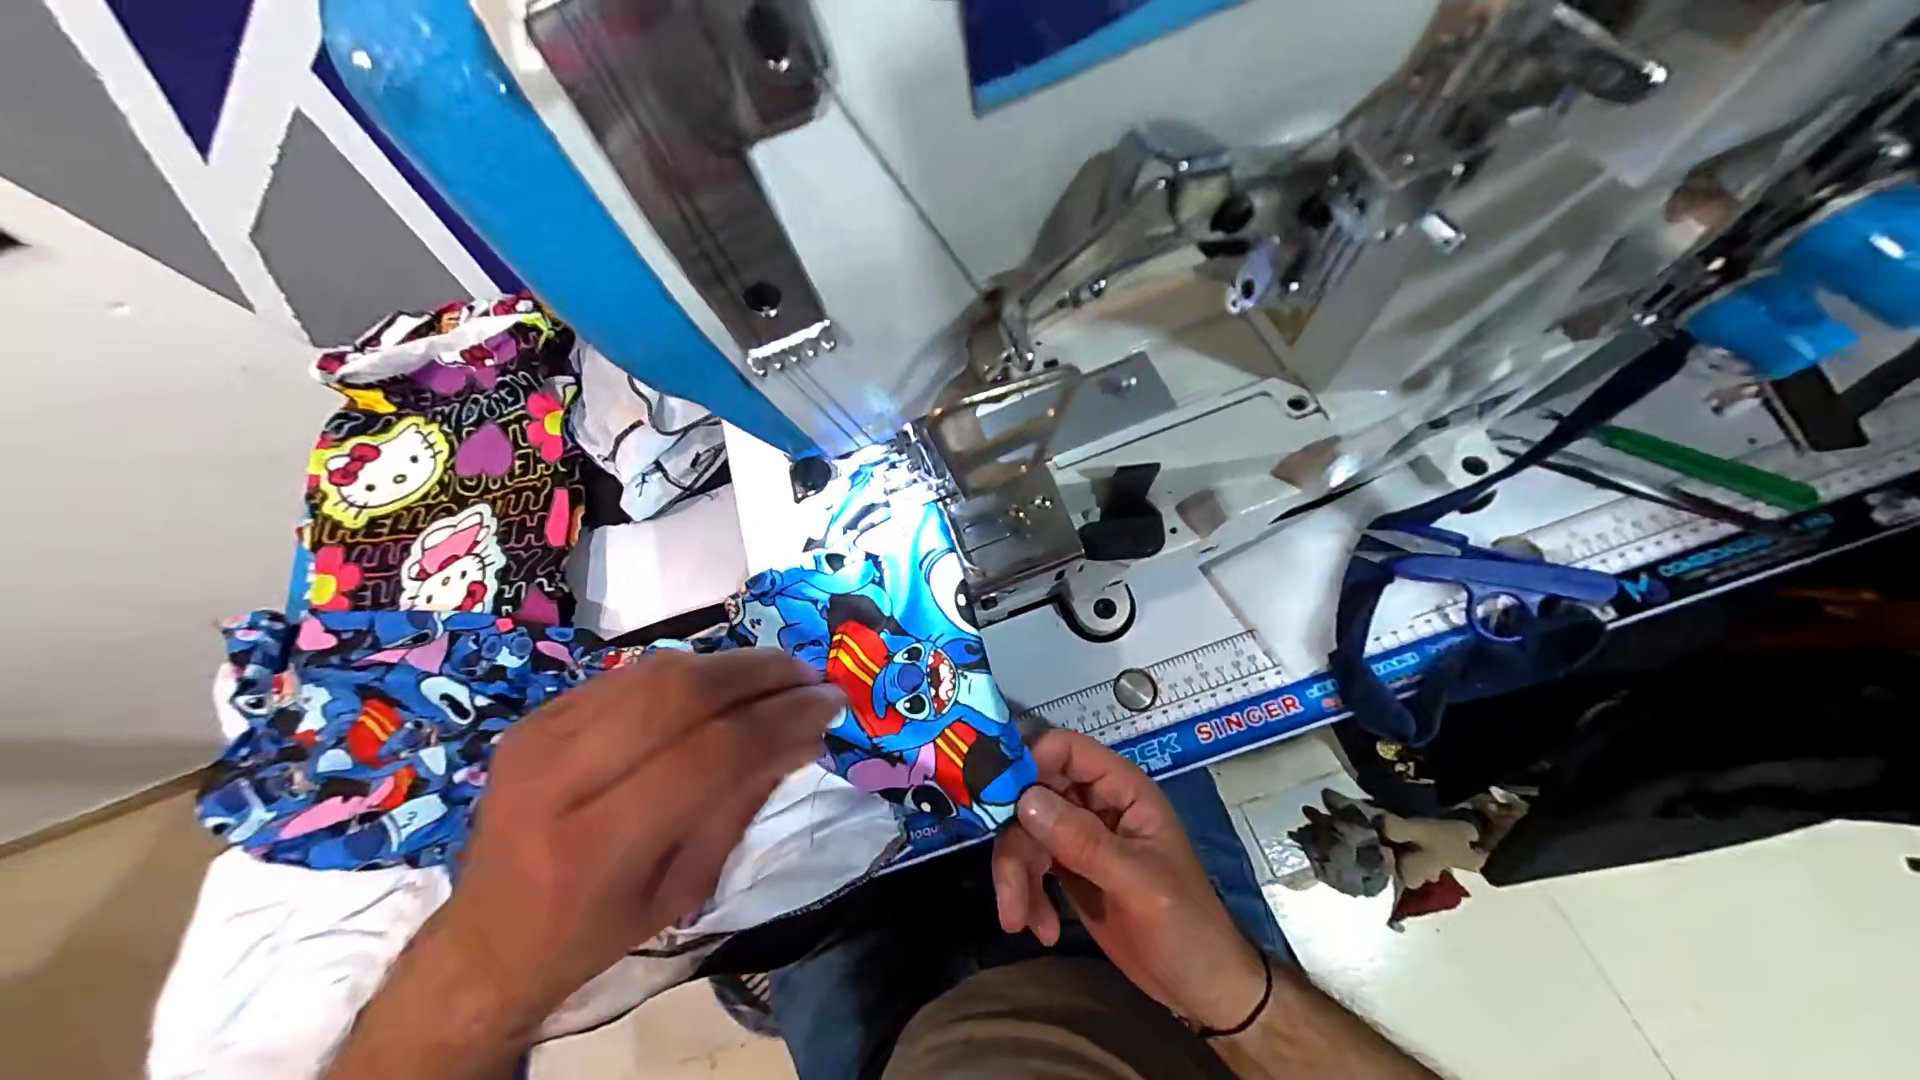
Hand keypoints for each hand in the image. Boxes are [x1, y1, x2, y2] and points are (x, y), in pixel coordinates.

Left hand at [326, 649, 842, 1077]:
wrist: (489, 936)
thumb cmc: (600, 928)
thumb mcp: (688, 884)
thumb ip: (745, 798)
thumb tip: (806, 729)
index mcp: (595, 847)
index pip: (709, 755)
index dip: (780, 718)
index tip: (831, 702)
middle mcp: (557, 779)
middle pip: (679, 694)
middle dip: (760, 674)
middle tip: (810, 676)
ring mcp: (539, 736)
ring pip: (658, 672)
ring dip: (732, 664)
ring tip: (778, 675)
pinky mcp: (537, 715)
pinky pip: (633, 674)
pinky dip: (693, 671)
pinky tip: (724, 683)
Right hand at [991, 730, 1267, 1031]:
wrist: (1201, 990)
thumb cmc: (1186, 926)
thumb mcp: (1139, 882)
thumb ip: (1083, 840)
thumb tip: (1025, 800)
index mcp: (1122, 789)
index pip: (1067, 750)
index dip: (1029, 761)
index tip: (998, 795)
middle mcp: (1095, 803)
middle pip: (1033, 794)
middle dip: (1016, 838)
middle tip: (1009, 883)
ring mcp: (1079, 836)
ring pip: (1025, 832)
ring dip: (1016, 875)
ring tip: (1019, 921)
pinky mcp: (1067, 868)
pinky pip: (1029, 865)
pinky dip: (1026, 894)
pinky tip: (1042, 929)